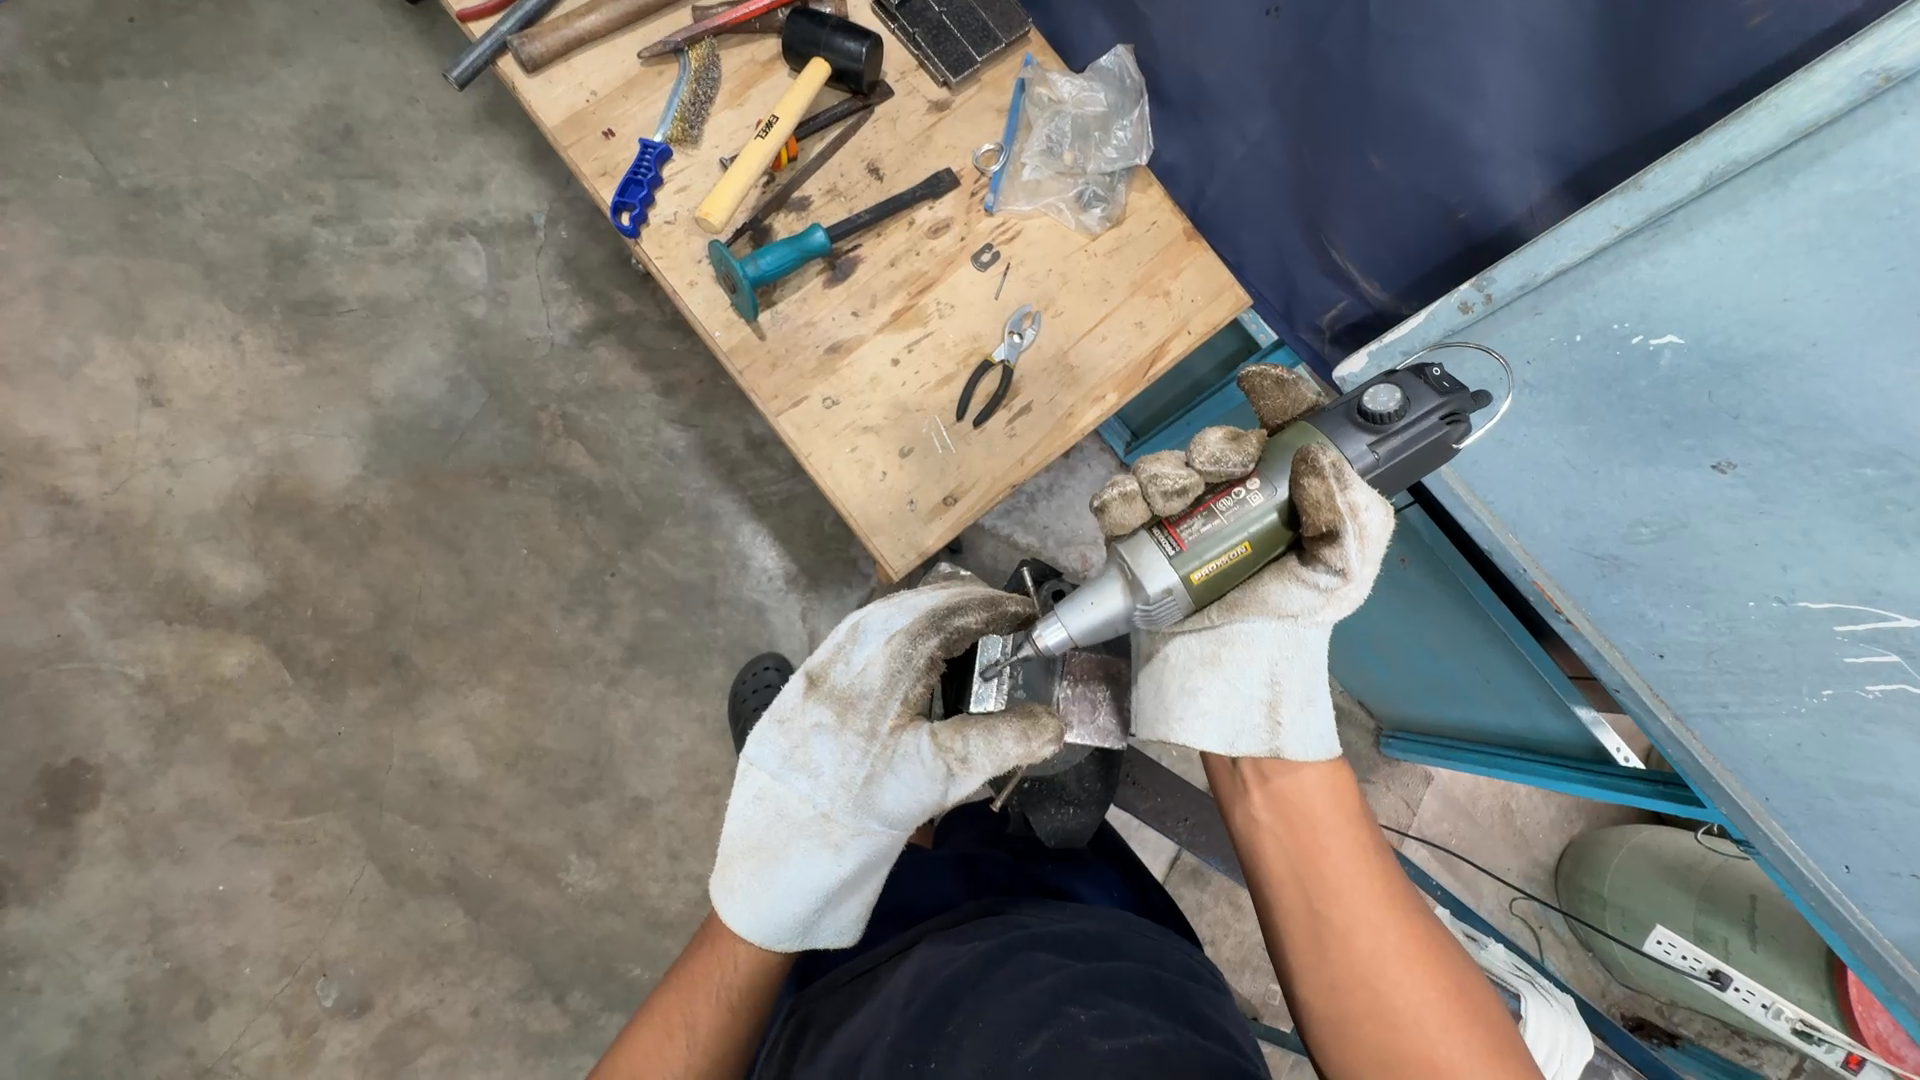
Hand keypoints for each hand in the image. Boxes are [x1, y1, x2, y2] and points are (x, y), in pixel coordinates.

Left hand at [709, 570, 1064, 952]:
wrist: (776, 862)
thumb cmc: (862, 820)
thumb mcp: (935, 781)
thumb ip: (998, 743)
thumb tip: (1055, 722)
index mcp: (880, 670)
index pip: (946, 614)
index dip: (992, 608)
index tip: (1026, 615)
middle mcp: (843, 652)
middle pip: (913, 603)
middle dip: (964, 603)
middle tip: (1004, 620)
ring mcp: (818, 663)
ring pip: (882, 614)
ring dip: (930, 612)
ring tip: (966, 629)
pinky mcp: (802, 681)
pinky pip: (857, 634)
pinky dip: (897, 628)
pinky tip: (912, 651)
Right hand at [1089, 364, 1394, 760]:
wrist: (1232, 663)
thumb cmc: (1294, 611)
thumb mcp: (1343, 567)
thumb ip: (1344, 513)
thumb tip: (1312, 457)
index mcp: (1284, 485)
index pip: (1281, 423)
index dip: (1272, 396)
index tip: (1256, 387)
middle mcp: (1230, 489)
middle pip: (1211, 443)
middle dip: (1212, 449)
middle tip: (1217, 474)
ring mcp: (1179, 512)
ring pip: (1160, 467)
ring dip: (1164, 477)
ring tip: (1173, 507)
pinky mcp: (1139, 533)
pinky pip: (1117, 500)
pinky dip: (1120, 500)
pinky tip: (1134, 516)